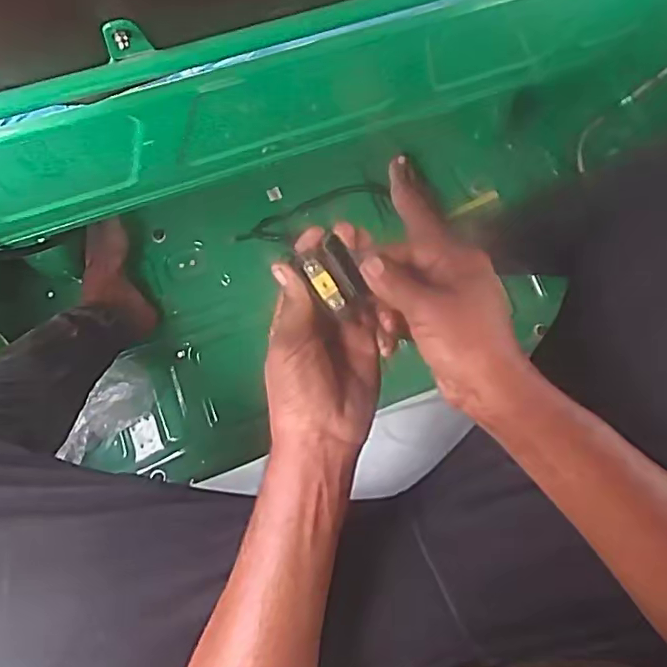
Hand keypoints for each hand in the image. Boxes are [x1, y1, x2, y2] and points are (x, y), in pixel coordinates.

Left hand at [264, 225, 384, 467]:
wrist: (325, 434)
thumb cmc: (296, 391)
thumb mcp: (288, 344)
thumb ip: (294, 305)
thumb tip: (283, 265)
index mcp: (294, 314)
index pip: (302, 274)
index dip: (310, 251)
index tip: (321, 232)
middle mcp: (321, 316)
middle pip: (334, 276)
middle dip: (344, 255)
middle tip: (356, 236)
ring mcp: (348, 328)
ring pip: (359, 290)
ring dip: (367, 275)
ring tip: (377, 263)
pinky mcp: (370, 341)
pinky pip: (378, 315)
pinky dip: (383, 308)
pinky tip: (383, 310)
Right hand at [360, 157, 528, 413]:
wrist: (488, 386)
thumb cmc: (463, 340)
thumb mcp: (425, 308)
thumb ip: (393, 281)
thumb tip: (367, 259)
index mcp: (455, 257)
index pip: (422, 217)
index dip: (406, 191)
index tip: (397, 163)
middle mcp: (451, 269)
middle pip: (402, 259)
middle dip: (380, 279)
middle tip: (360, 297)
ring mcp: (446, 294)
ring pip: (401, 286)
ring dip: (386, 305)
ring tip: (383, 329)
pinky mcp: (439, 317)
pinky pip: (408, 307)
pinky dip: (396, 320)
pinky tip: (389, 340)